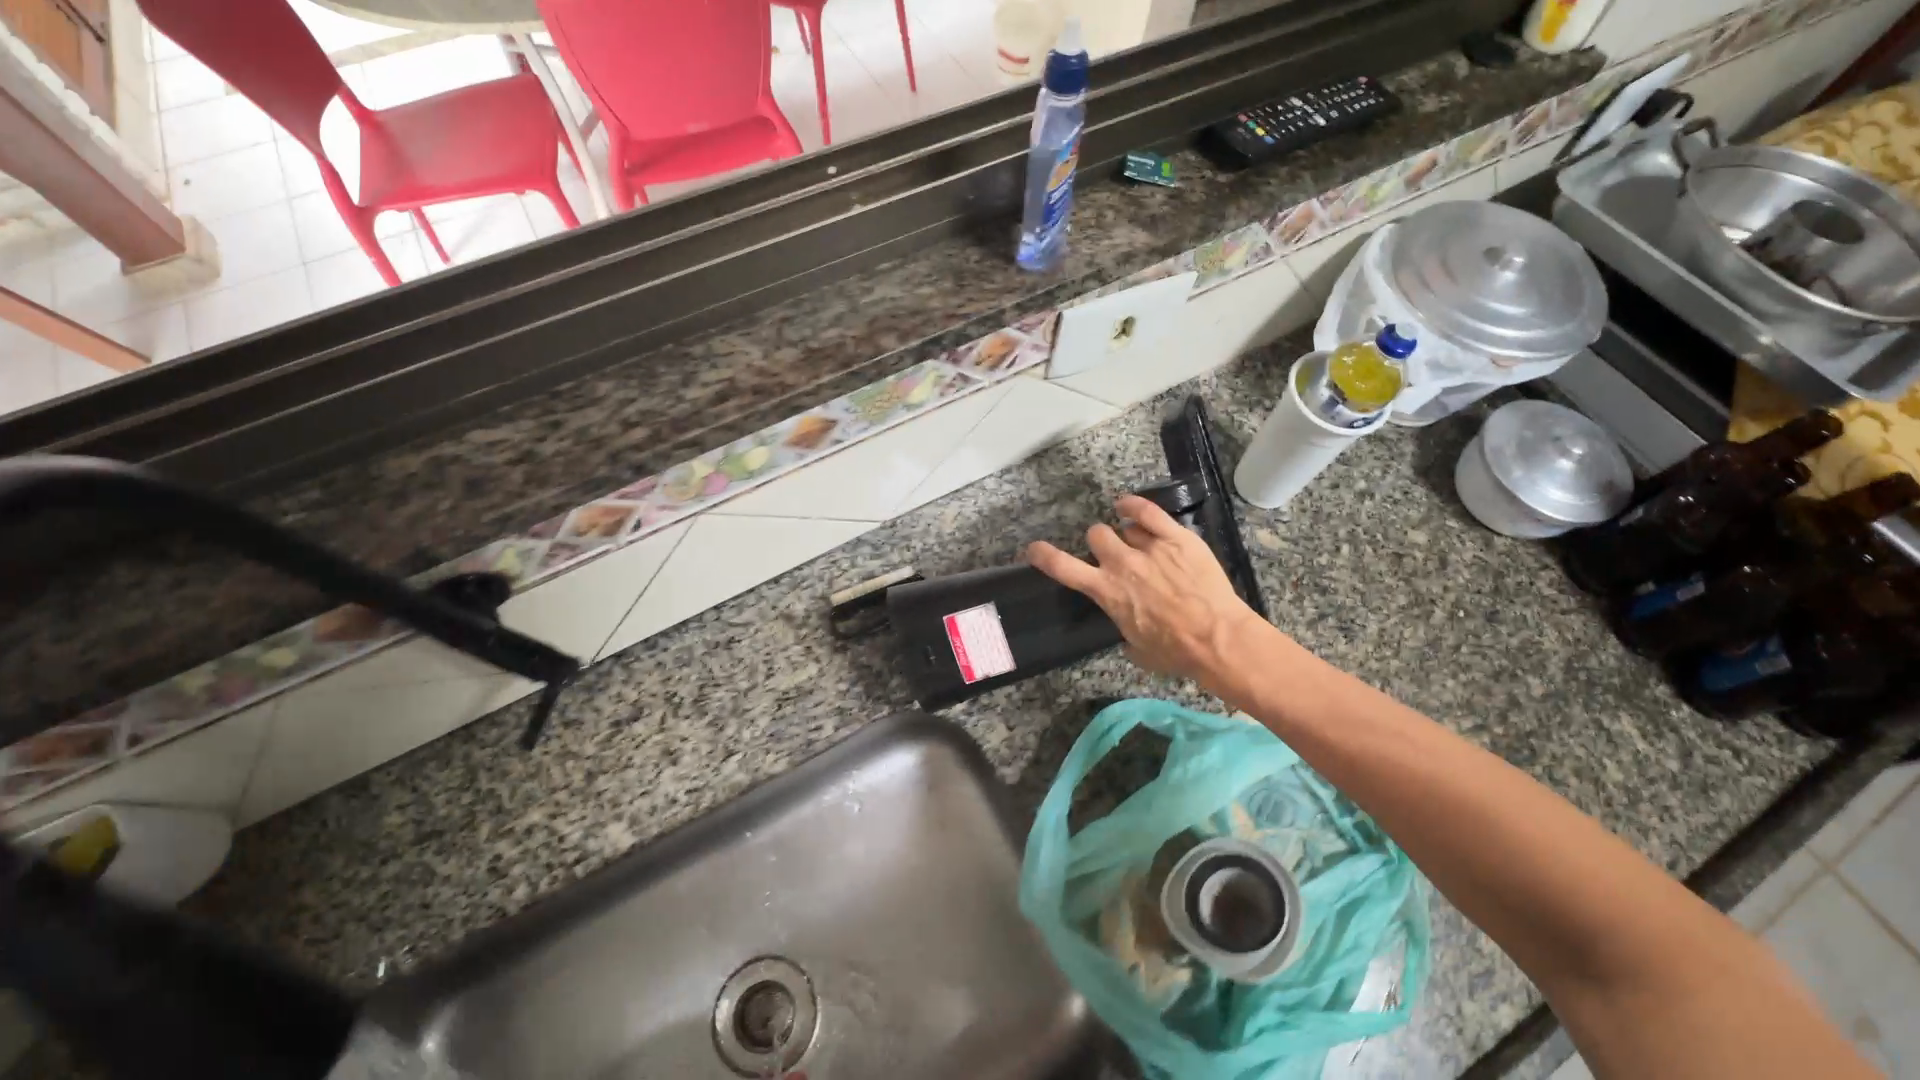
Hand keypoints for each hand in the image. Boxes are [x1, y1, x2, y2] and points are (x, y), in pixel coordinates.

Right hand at [1027, 494, 1276, 694]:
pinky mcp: (1175, 538)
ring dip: (1127, 534)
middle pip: (1096, 536)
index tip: (1034, 550)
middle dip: (1101, 544)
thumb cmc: (1176, 651)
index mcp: (1106, 593)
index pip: (1063, 568)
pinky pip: (1148, 511)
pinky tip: (1128, 506)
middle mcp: (1121, 565)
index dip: (1044, 556)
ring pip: (1123, 526)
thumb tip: (1127, 631)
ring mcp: (1149, 548)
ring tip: (1138, 542)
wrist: (1216, 637)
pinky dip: (1134, 505)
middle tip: (1112, 554)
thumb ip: (1124, 632)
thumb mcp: (1137, 649)